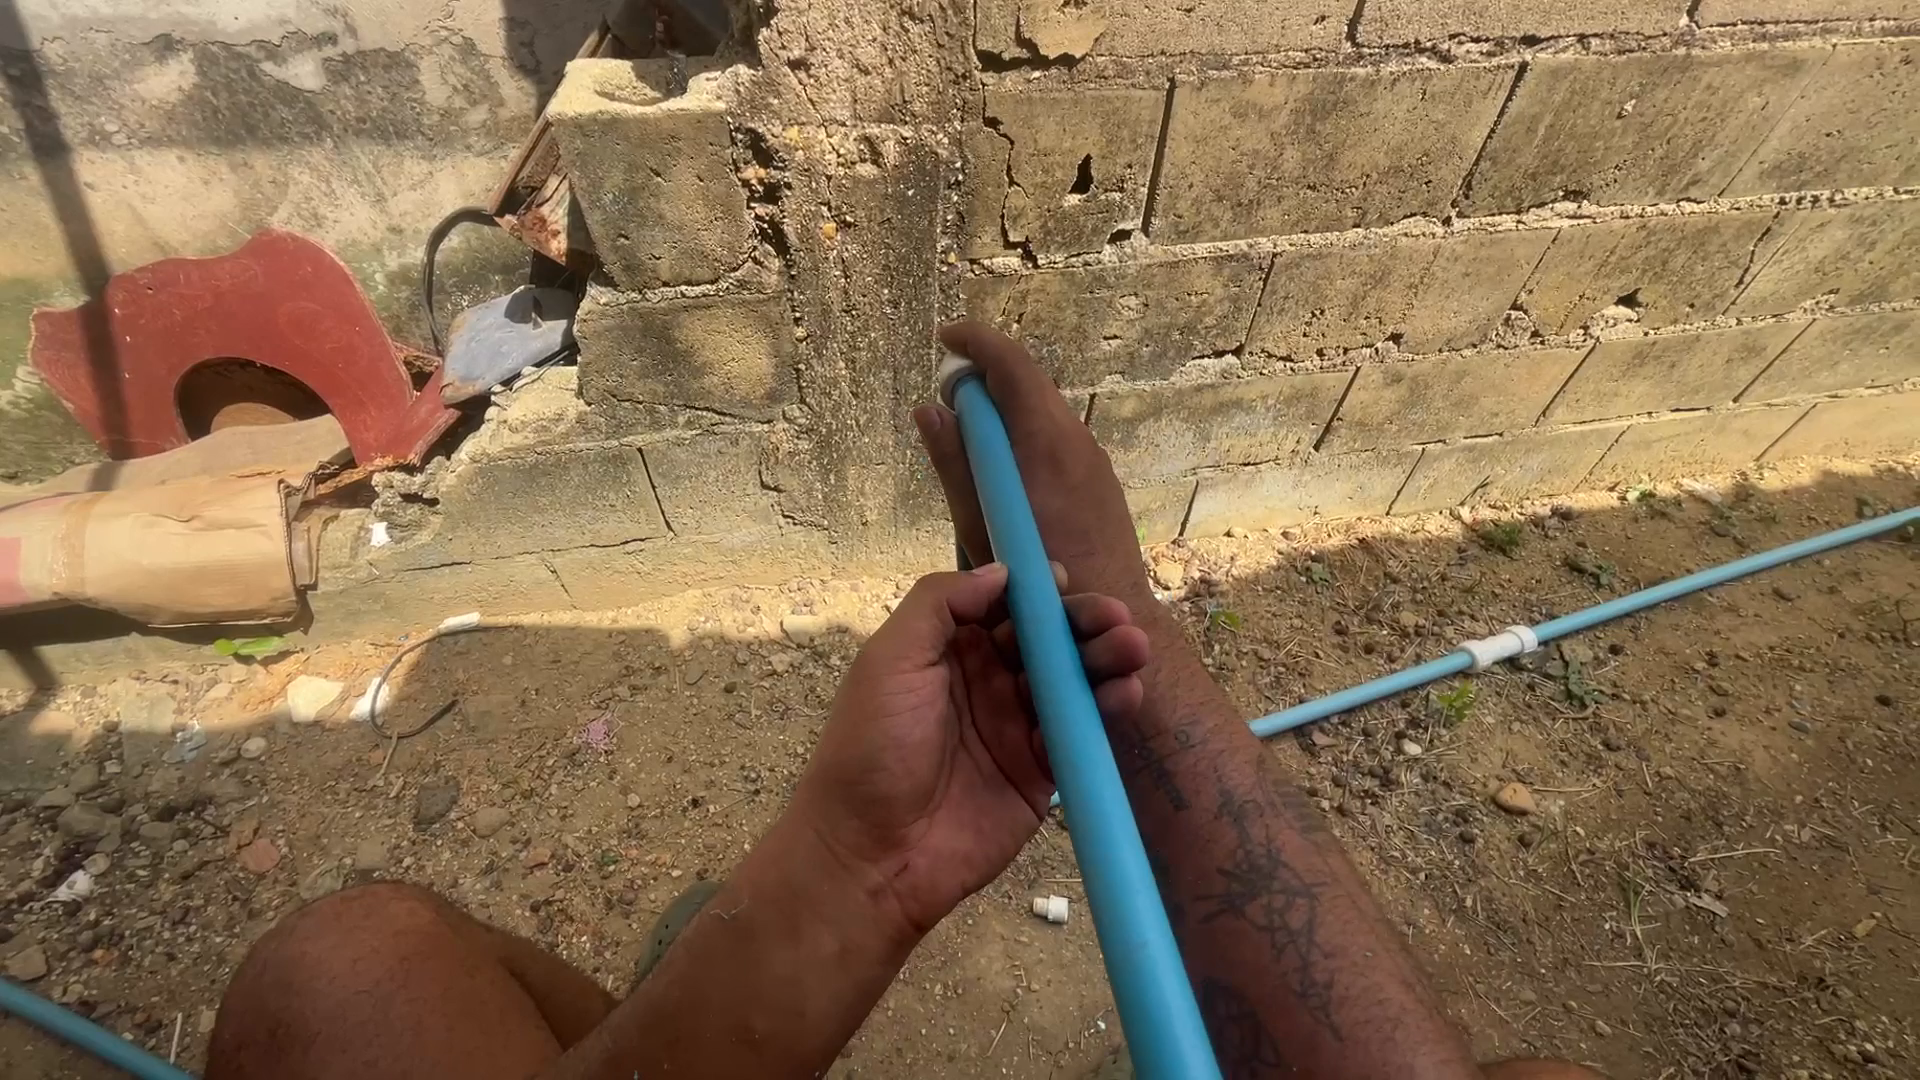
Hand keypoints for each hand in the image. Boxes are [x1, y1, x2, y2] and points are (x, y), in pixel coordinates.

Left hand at [787, 563, 1149, 934]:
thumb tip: (1000, 571)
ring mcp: (1015, 726)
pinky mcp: (1040, 771)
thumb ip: (940, 605)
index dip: (1035, 591)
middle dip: (1080, 623)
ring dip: (1103, 660)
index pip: (1003, 607)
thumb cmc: (873, 744)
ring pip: (1069, 681)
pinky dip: (1106, 710)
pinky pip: (1079, 733)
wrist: (872, 854)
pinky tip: (1126, 693)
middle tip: (1115, 616)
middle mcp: (986, 681)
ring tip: (1131, 647)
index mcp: (949, 650)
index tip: (1062, 579)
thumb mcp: (891, 659)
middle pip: (1044, 640)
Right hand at [913, 320, 1152, 606]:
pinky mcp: (1100, 478)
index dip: (976, 342)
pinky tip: (1008, 466)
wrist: (1110, 610)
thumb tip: (930, 409)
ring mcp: (1094, 458)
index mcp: (1045, 443)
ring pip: (1045, 409)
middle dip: (986, 376)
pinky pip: (1059, 435)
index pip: (1013, 365)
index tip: (945, 339)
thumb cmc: (1036, 577)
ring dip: (1007, 406)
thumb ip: (954, 463)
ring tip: (973, 435)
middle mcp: (1076, 438)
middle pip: (1030, 382)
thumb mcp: (980, 525)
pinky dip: (1027, 430)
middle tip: (950, 397)